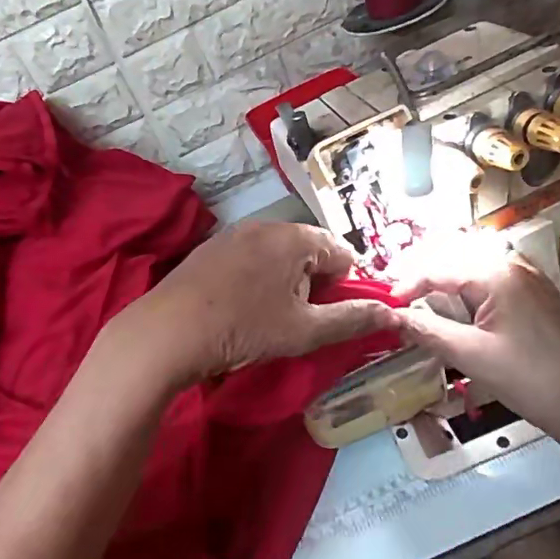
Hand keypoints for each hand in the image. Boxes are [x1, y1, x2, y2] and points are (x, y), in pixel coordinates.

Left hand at [112, 222, 396, 384]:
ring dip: (286, 282)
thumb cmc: (244, 329)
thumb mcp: (305, 331)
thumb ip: (352, 319)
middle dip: (314, 283)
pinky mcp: (213, 247)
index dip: (344, 287)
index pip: (344, 254)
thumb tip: (393, 311)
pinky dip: (258, 278)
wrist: (166, 333)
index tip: (325, 316)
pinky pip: (253, 257)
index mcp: (297, 238)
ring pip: (281, 255)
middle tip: (296, 319)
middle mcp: (269, 225)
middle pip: (312, 251)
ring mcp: (237, 232)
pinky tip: (241, 306)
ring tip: (268, 316)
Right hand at [389, 244, 559, 462]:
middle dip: (425, 274)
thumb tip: (393, 317)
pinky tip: (458, 310)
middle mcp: (514, 266)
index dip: (408, 285)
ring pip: (476, 268)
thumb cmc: (529, 379)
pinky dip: (469, 291)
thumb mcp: (471, 356)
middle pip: (457, 258)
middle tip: (399, 297)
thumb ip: (428, 331)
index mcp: (497, 273)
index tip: (386, 305)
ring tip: (422, 302)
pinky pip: (494, 282)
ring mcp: (529, 281)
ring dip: (447, 281)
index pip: (439, 268)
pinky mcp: (536, 298)